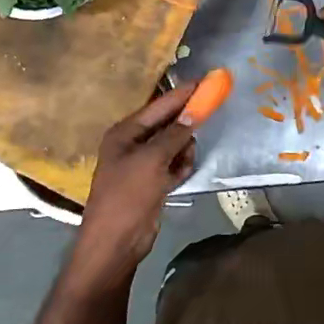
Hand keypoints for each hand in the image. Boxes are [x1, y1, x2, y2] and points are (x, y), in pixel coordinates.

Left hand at [69, 81, 198, 289]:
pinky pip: (173, 165)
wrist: (116, 242)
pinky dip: (180, 167)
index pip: (158, 106)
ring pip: (173, 146)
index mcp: (124, 133)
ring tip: (186, 161)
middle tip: (208, 118)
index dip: (182, 94)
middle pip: (167, 124)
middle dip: (185, 125)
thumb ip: (174, 135)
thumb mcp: (151, 161)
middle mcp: (132, 145)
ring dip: (184, 150)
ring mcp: (142, 165)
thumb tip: (193, 112)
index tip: (205, 81)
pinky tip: (182, 173)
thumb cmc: (127, 196)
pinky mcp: (152, 183)